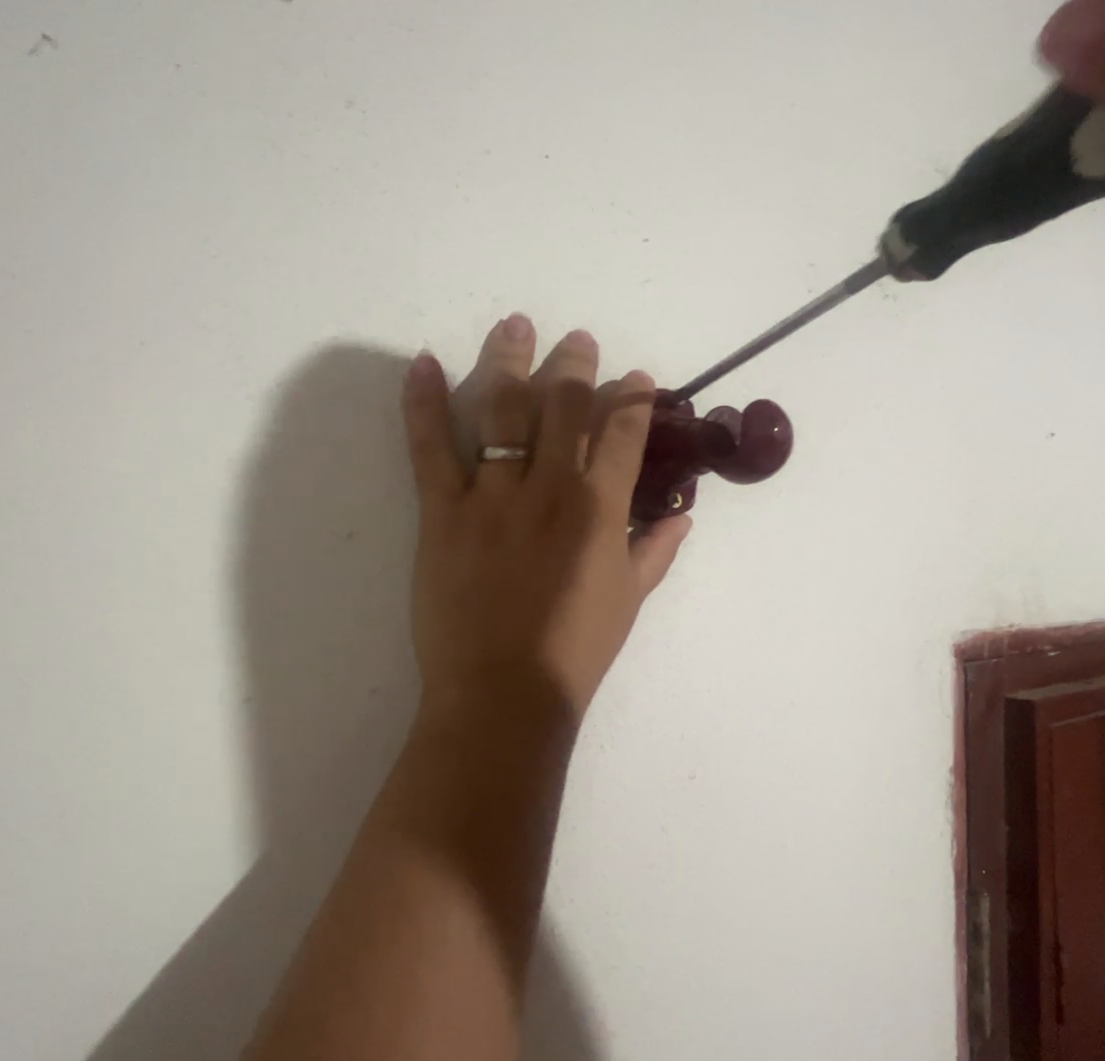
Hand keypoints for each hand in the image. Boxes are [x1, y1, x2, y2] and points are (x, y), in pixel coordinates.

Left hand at [401, 316, 691, 718]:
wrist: (504, 693)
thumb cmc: (575, 653)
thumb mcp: (629, 602)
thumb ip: (657, 551)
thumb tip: (683, 514)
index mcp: (601, 510)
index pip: (623, 432)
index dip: (631, 397)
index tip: (635, 376)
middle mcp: (550, 489)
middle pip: (564, 405)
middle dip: (575, 364)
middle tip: (578, 339)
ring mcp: (492, 496)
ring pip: (501, 409)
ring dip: (509, 359)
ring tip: (515, 324)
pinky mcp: (442, 512)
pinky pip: (429, 448)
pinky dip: (422, 403)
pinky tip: (422, 364)